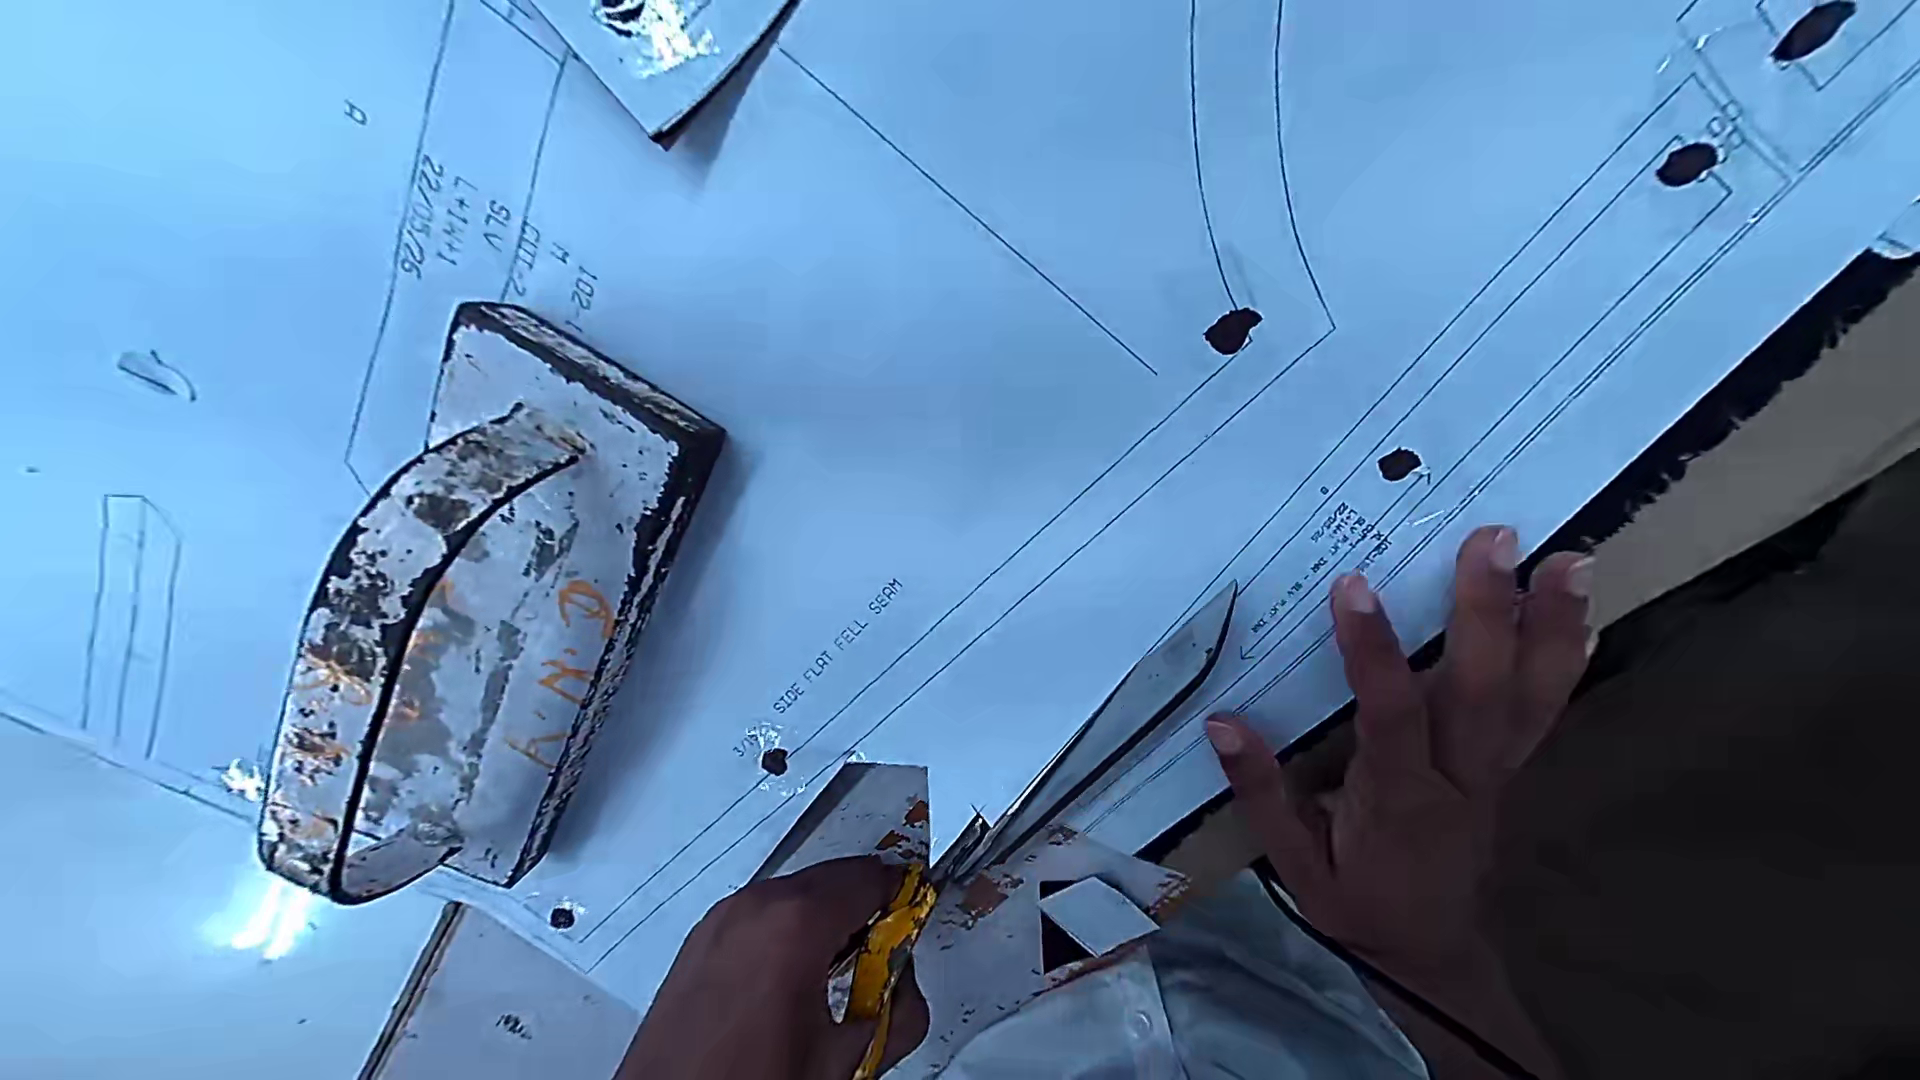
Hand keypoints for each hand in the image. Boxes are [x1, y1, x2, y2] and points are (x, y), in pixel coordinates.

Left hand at [618, 856, 928, 1079]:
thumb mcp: (842, 1064)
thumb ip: (901, 1015)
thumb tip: (909, 988)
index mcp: (797, 923)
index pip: (870, 877)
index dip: (899, 893)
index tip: (910, 914)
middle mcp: (760, 902)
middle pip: (835, 877)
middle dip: (865, 905)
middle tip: (882, 949)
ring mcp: (726, 914)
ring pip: (799, 890)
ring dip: (827, 914)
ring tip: (835, 970)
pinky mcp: (704, 933)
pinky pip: (764, 908)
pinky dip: (788, 925)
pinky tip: (789, 976)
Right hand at [1207, 525, 1591, 979]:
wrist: (1430, 950)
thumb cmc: (1354, 898)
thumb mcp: (1293, 861)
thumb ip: (1259, 791)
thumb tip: (1220, 722)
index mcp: (1400, 798)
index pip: (1390, 714)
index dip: (1372, 651)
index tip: (1352, 587)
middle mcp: (1461, 778)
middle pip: (1484, 692)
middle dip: (1488, 613)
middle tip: (1491, 541)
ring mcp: (1496, 772)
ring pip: (1535, 697)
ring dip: (1552, 626)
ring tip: (1570, 559)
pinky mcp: (1509, 769)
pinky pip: (1547, 710)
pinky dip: (1566, 658)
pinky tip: (1576, 613)